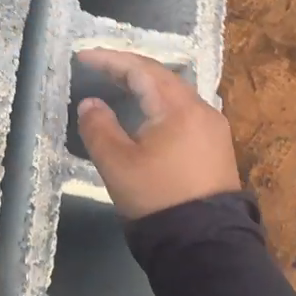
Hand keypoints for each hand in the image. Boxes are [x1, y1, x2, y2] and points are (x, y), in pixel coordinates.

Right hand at [73, 49, 240, 219]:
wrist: (202, 238)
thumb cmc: (154, 194)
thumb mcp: (115, 161)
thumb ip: (98, 126)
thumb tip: (91, 103)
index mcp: (177, 109)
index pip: (141, 70)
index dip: (110, 60)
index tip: (82, 57)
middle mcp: (201, 111)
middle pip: (161, 78)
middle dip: (127, 69)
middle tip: (96, 67)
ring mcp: (212, 129)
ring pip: (173, 94)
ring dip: (143, 85)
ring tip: (115, 85)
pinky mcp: (213, 146)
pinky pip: (181, 111)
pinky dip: (156, 102)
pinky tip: (143, 112)